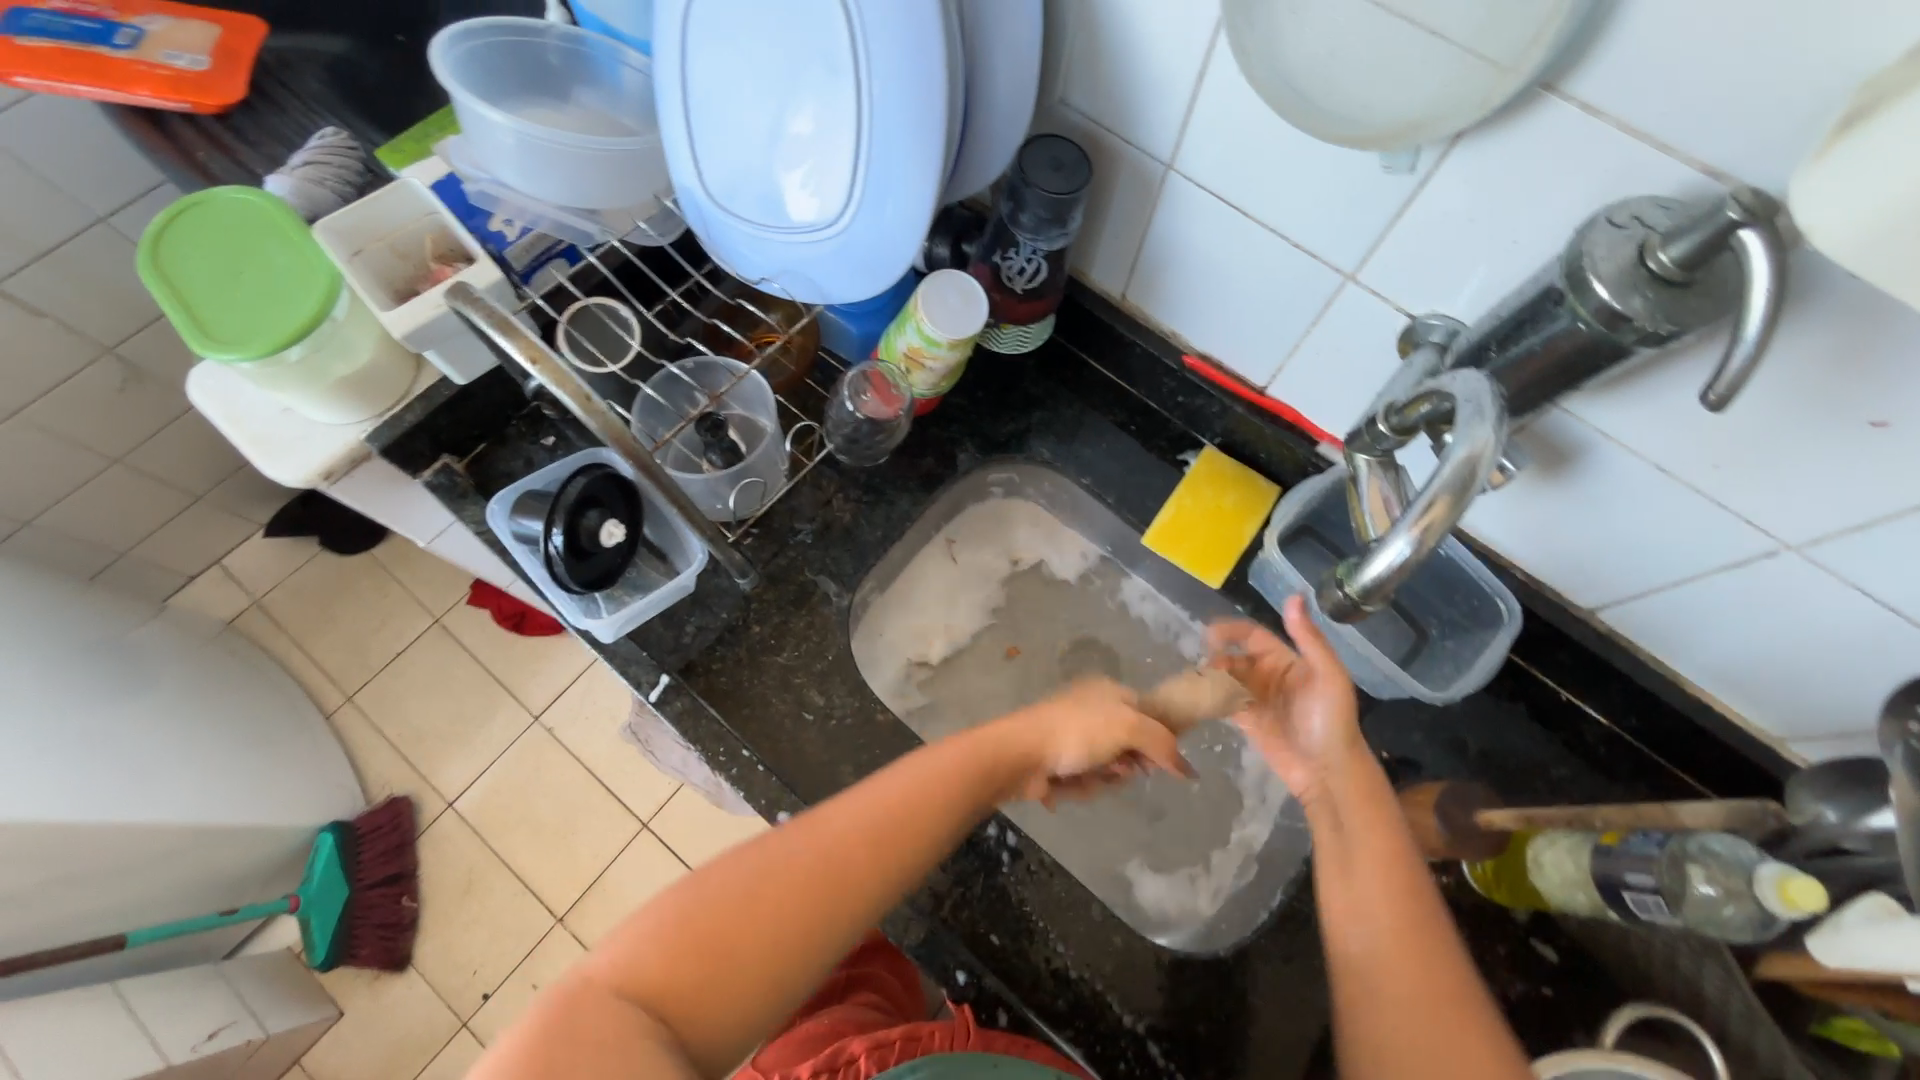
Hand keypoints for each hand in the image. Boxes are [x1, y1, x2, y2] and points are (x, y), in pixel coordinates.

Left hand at [989, 678, 1193, 806]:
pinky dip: (1084, 786)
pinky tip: (1072, 784)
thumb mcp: (1128, 726)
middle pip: (1133, 746)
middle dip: (1128, 763)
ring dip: (1105, 778)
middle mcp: (1094, 710)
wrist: (1020, 754)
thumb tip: (1188, 770)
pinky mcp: (1061, 763)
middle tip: (1119, 768)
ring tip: (1090, 775)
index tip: (1162, 761)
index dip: (1160, 739)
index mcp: (1109, 691)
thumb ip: (1163, 743)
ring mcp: (1076, 737)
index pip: (1151, 714)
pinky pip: (1089, 780)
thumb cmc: (1076, 732)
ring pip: (1112, 768)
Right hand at [1209, 594, 1364, 807]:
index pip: (1252, 635)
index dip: (1231, 630)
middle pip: (1234, 657)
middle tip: (1205, 669)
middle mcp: (1268, 675)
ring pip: (1225, 678)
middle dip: (1216, 658)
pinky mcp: (1246, 721)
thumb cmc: (1331, 721)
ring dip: (1211, 677)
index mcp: (1287, 660)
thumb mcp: (1327, 675)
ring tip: (1198, 685)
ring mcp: (1256, 699)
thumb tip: (1293, 596)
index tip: (1209, 635)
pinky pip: (1222, 702)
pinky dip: (1209, 698)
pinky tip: (1198, 699)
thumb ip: (1308, 638)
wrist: (1328, 771)